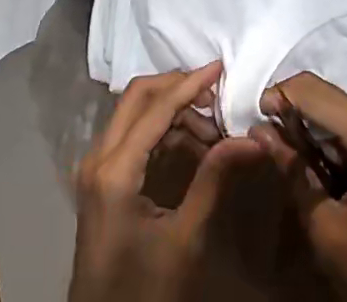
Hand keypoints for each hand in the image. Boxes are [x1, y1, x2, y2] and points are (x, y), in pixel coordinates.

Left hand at [69, 62, 263, 301]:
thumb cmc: (144, 287)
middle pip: (137, 97)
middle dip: (178, 87)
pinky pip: (132, 135)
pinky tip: (193, 147)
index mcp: (114, 170)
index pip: (156, 108)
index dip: (191, 84)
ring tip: (213, 133)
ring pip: (134, 113)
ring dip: (173, 111)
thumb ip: (214, 180)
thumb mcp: (185, 238)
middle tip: (217, 95)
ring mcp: (95, 168)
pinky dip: (163, 130)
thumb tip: (252, 138)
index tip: (222, 67)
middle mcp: (97, 158)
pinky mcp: (100, 179)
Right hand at [250, 73, 346, 301]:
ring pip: (327, 107)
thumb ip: (293, 172)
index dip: (279, 96)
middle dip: (286, 105)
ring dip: (298, 119)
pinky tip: (296, 154)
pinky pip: (337, 127)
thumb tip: (259, 130)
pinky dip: (313, 133)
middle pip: (321, 92)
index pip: (313, 90)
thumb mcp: (325, 226)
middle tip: (259, 134)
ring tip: (272, 143)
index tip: (252, 122)